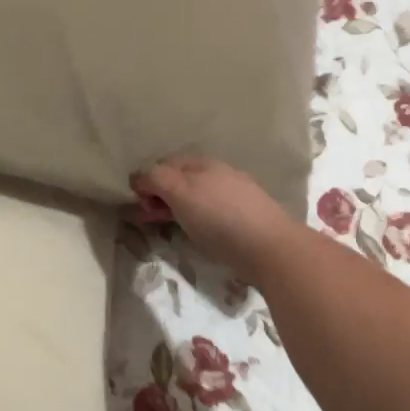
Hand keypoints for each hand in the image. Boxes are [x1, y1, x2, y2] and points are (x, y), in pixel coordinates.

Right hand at [130, 156, 294, 271]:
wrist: (271, 247)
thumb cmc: (219, 218)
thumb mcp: (179, 193)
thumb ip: (155, 179)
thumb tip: (138, 177)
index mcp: (201, 163)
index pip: (163, 165)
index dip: (146, 181)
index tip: (139, 205)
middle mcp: (218, 172)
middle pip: (180, 179)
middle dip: (161, 195)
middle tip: (150, 218)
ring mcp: (235, 192)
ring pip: (197, 195)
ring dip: (178, 207)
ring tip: (171, 225)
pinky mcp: (247, 214)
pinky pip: (213, 209)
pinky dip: (198, 216)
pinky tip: (200, 230)